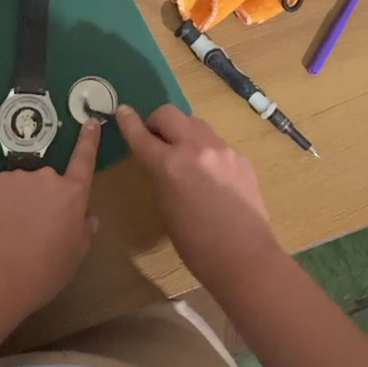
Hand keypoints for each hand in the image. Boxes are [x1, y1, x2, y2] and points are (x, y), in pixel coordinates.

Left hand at [0, 120, 100, 313]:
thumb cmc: (40, 275)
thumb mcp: (73, 258)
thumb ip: (83, 232)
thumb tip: (87, 217)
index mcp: (72, 195)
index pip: (84, 160)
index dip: (89, 141)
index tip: (90, 122)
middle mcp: (46, 178)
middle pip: (46, 182)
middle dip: (40, 199)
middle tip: (30, 229)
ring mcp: (14, 177)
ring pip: (18, 186)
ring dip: (15, 202)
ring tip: (5, 234)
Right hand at [116, 104, 282, 290]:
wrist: (245, 255)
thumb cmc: (196, 244)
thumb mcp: (165, 208)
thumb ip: (160, 176)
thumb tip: (160, 161)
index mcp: (171, 165)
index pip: (142, 135)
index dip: (129, 122)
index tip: (122, 111)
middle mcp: (196, 148)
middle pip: (169, 113)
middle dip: (156, 122)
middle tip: (155, 138)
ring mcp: (222, 149)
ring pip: (195, 123)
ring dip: (182, 132)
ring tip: (184, 155)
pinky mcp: (240, 156)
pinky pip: (215, 142)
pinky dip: (204, 149)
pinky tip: (209, 175)